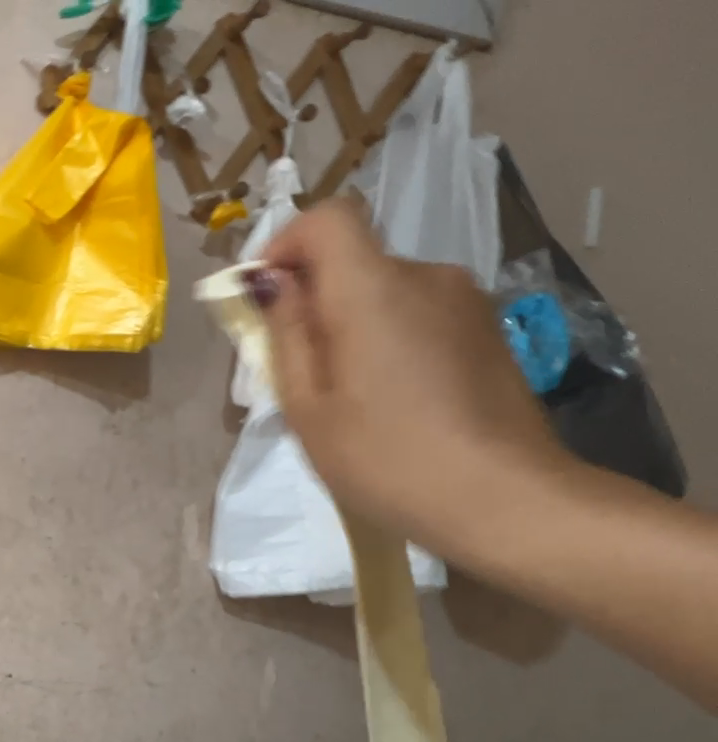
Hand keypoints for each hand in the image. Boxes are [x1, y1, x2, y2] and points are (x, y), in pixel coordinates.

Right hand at [252, 200, 573, 559]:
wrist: (502, 498)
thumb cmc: (383, 457)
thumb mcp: (306, 404)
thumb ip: (286, 333)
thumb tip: (271, 284)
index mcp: (375, 290)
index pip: (328, 219)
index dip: (285, 246)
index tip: (265, 298)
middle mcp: (426, 277)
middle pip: (352, 261)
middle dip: (311, 300)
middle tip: (294, 370)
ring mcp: (464, 302)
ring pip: (382, 290)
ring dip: (348, 323)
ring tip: (342, 393)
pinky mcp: (484, 329)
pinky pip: (414, 313)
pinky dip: (384, 337)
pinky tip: (386, 398)